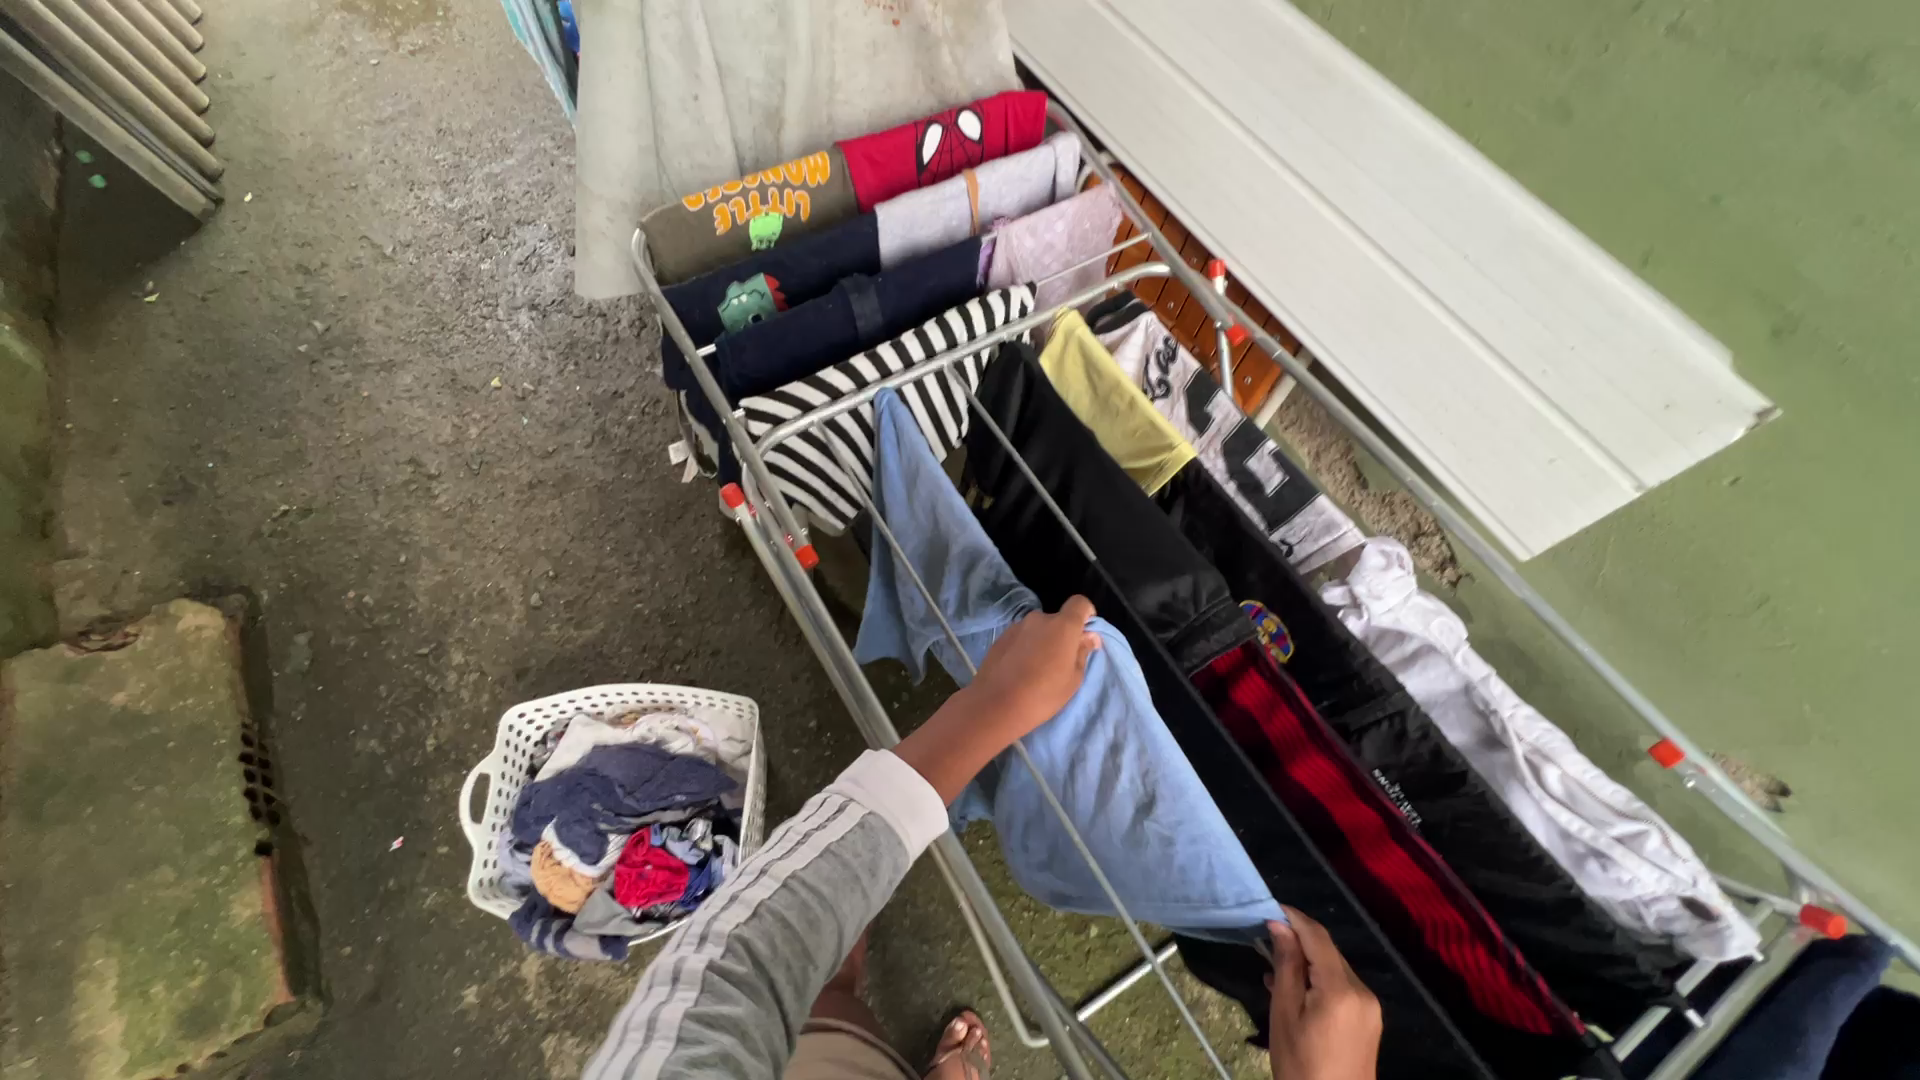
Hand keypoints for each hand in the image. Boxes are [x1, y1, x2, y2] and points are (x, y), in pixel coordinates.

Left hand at [966, 596, 1102, 738]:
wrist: (996, 704)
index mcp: (1062, 626)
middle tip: (1060, 661)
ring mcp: (1017, 626)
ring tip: (1037, 668)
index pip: (1079, 603)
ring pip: (1038, 629)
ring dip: (1042, 641)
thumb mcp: (1073, 678)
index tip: (1085, 635)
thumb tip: (1090, 637)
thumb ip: (1082, 652)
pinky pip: (1021, 637)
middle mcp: (1039, 619)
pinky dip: (1025, 647)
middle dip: (1062, 635)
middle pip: (1057, 619)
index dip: (1086, 615)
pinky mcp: (1000, 637)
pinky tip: (1020, 669)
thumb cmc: (1043, 694)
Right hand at [1266, 907, 1381, 1079]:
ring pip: (1334, 967)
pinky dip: (1318, 979)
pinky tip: (1294, 987)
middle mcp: (1362, 991)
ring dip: (1306, 959)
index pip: (1317, 936)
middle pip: (1327, 950)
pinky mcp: (1369, 1020)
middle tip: (1265, 936)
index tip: (1267, 907)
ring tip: (1273, 963)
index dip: (1293, 917)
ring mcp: (1369, 1007)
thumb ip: (1285, 965)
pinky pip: (1341, 986)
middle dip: (1298, 938)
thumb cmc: (1300, 1064)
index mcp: (1341, 989)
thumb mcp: (1284, 1013)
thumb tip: (1280, 925)